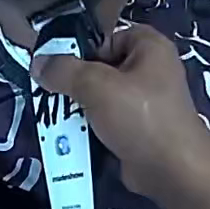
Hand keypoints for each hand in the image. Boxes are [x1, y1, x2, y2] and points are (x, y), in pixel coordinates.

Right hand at [33, 24, 209, 200]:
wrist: (172, 171)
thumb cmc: (139, 117)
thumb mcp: (96, 86)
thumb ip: (64, 71)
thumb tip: (38, 63)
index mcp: (149, 46)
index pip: (104, 37)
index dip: (78, 50)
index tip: (53, 68)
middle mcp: (151, 70)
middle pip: (100, 69)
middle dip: (75, 84)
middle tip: (49, 95)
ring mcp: (146, 103)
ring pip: (101, 99)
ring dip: (78, 110)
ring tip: (54, 118)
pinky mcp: (139, 131)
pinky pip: (107, 122)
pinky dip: (90, 129)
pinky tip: (69, 137)